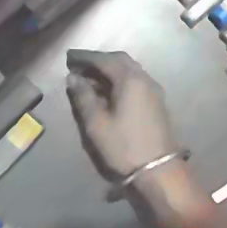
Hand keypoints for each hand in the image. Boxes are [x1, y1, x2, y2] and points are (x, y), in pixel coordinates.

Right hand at [65, 49, 177, 178]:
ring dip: (110, 70)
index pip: (104, 60)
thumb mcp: (96, 123)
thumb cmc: (123, 147)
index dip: (84, 57)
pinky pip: (136, 82)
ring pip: (130, 71)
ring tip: (91, 78)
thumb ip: (83, 97)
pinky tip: (109, 91)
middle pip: (120, 61)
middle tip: (79, 66)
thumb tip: (73, 78)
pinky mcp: (157, 103)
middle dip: (99, 61)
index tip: (68, 58)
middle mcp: (145, 79)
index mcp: (130, 80)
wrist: (158, 170)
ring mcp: (154, 91)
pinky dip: (120, 80)